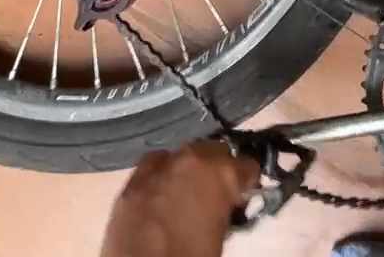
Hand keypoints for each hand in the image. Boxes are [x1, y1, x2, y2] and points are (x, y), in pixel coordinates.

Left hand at [103, 140, 258, 256]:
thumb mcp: (220, 234)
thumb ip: (225, 208)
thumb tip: (223, 205)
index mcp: (224, 174)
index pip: (248, 165)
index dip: (245, 182)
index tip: (240, 195)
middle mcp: (196, 158)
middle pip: (216, 150)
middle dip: (217, 169)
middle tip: (212, 194)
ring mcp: (163, 164)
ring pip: (185, 152)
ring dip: (189, 168)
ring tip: (185, 190)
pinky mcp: (135, 177)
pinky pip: (155, 163)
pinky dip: (161, 173)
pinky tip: (160, 190)